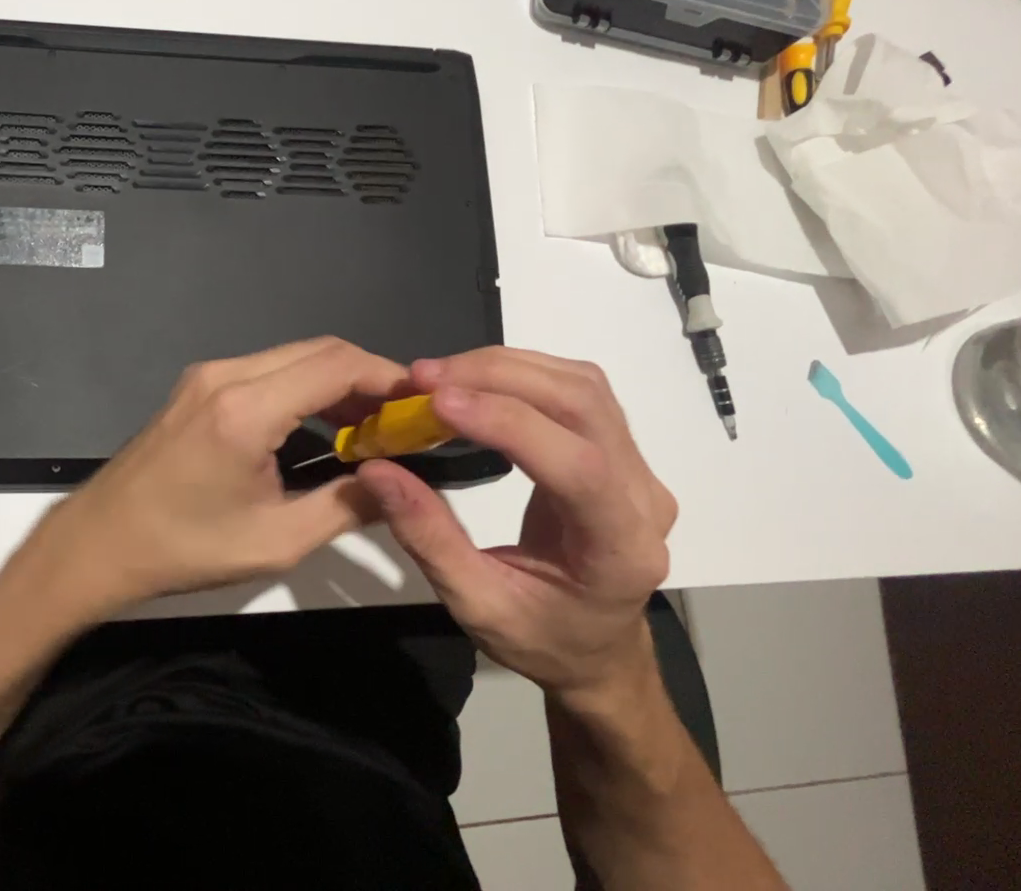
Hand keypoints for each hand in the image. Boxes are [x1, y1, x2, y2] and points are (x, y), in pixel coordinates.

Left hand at [16, 337, 405, 619]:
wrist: (99, 543)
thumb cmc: (183, 549)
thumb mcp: (275, 541)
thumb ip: (346, 506)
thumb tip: (399, 485)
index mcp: (245, 409)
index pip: (336, 365)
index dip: (389, 378)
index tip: (423, 405)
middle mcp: (225, 375)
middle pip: (318, 351)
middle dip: (368, 378)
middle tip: (402, 421)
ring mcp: (205, 377)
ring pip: (291, 357)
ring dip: (335, 382)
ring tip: (370, 427)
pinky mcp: (196, 387)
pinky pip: (265, 370)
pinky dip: (302, 387)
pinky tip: (320, 424)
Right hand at [355, 348, 675, 704]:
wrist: (598, 653)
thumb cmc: (542, 639)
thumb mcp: (476, 605)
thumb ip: (428, 537)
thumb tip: (377, 470)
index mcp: (619, 549)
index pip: (577, 466)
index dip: (508, 424)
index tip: (436, 402)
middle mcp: (643, 496)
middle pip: (583, 405)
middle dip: (498, 377)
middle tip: (422, 379)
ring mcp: (638, 469)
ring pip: (583, 386)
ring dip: (506, 368)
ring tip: (438, 377)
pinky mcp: (620, 453)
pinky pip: (577, 392)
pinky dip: (520, 374)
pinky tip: (474, 382)